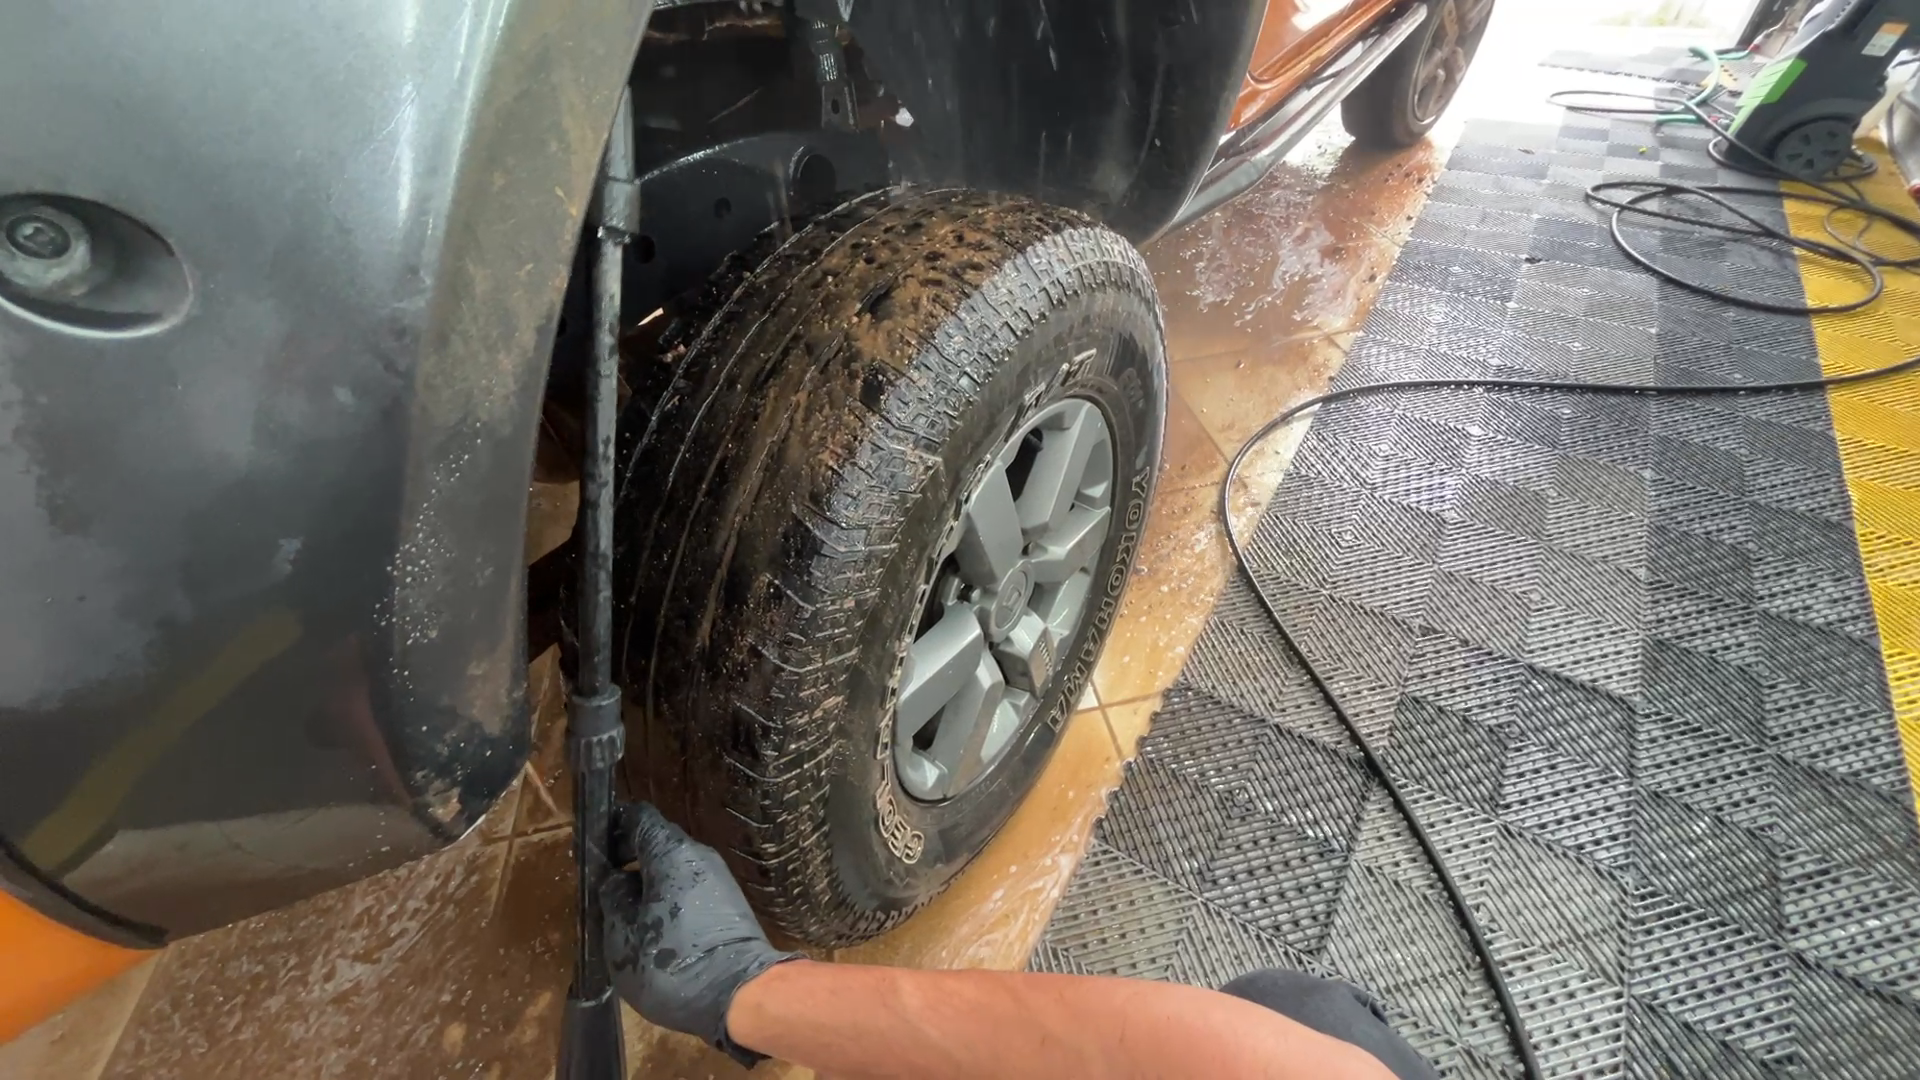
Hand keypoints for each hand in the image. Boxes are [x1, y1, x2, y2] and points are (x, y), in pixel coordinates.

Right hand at [599, 802, 797, 1062]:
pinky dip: (664, 894)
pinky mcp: (725, 899)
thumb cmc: (670, 962)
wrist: (737, 990)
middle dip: (627, 856)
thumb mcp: (623, 934)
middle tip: (600, 882)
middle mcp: (699, 854)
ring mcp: (716, 876)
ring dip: (646, 879)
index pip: (641, 818)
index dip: (613, 825)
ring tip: (619, 908)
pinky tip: (648, 923)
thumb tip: (615, 877)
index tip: (593, 844)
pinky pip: (687, 884)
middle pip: (658, 842)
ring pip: (672, 866)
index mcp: (673, 853)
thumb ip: (614, 897)